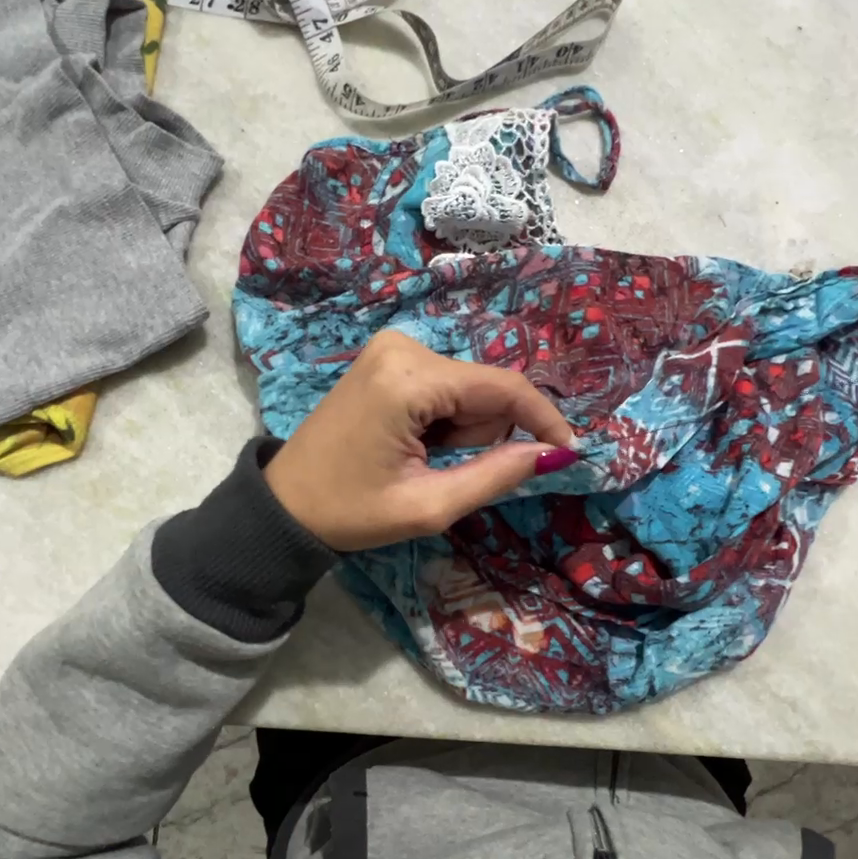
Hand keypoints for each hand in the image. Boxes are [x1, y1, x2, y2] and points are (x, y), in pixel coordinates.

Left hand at [264, 331, 578, 550]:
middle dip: (481, 434)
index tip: (571, 452)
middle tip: (438, 469)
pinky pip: (445, 386)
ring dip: (461, 430)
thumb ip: (495, 475)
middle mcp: (403, 346)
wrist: (285, 504)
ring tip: (418, 458)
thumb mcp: (428, 506)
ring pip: (468, 389)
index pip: (503, 388)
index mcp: (409, 378)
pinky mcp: (387, 358)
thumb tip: (553, 453)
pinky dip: (443, 420)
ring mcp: (392, 347)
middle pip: (485, 388)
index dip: (545, 419)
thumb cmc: (350, 512)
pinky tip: (410, 444)